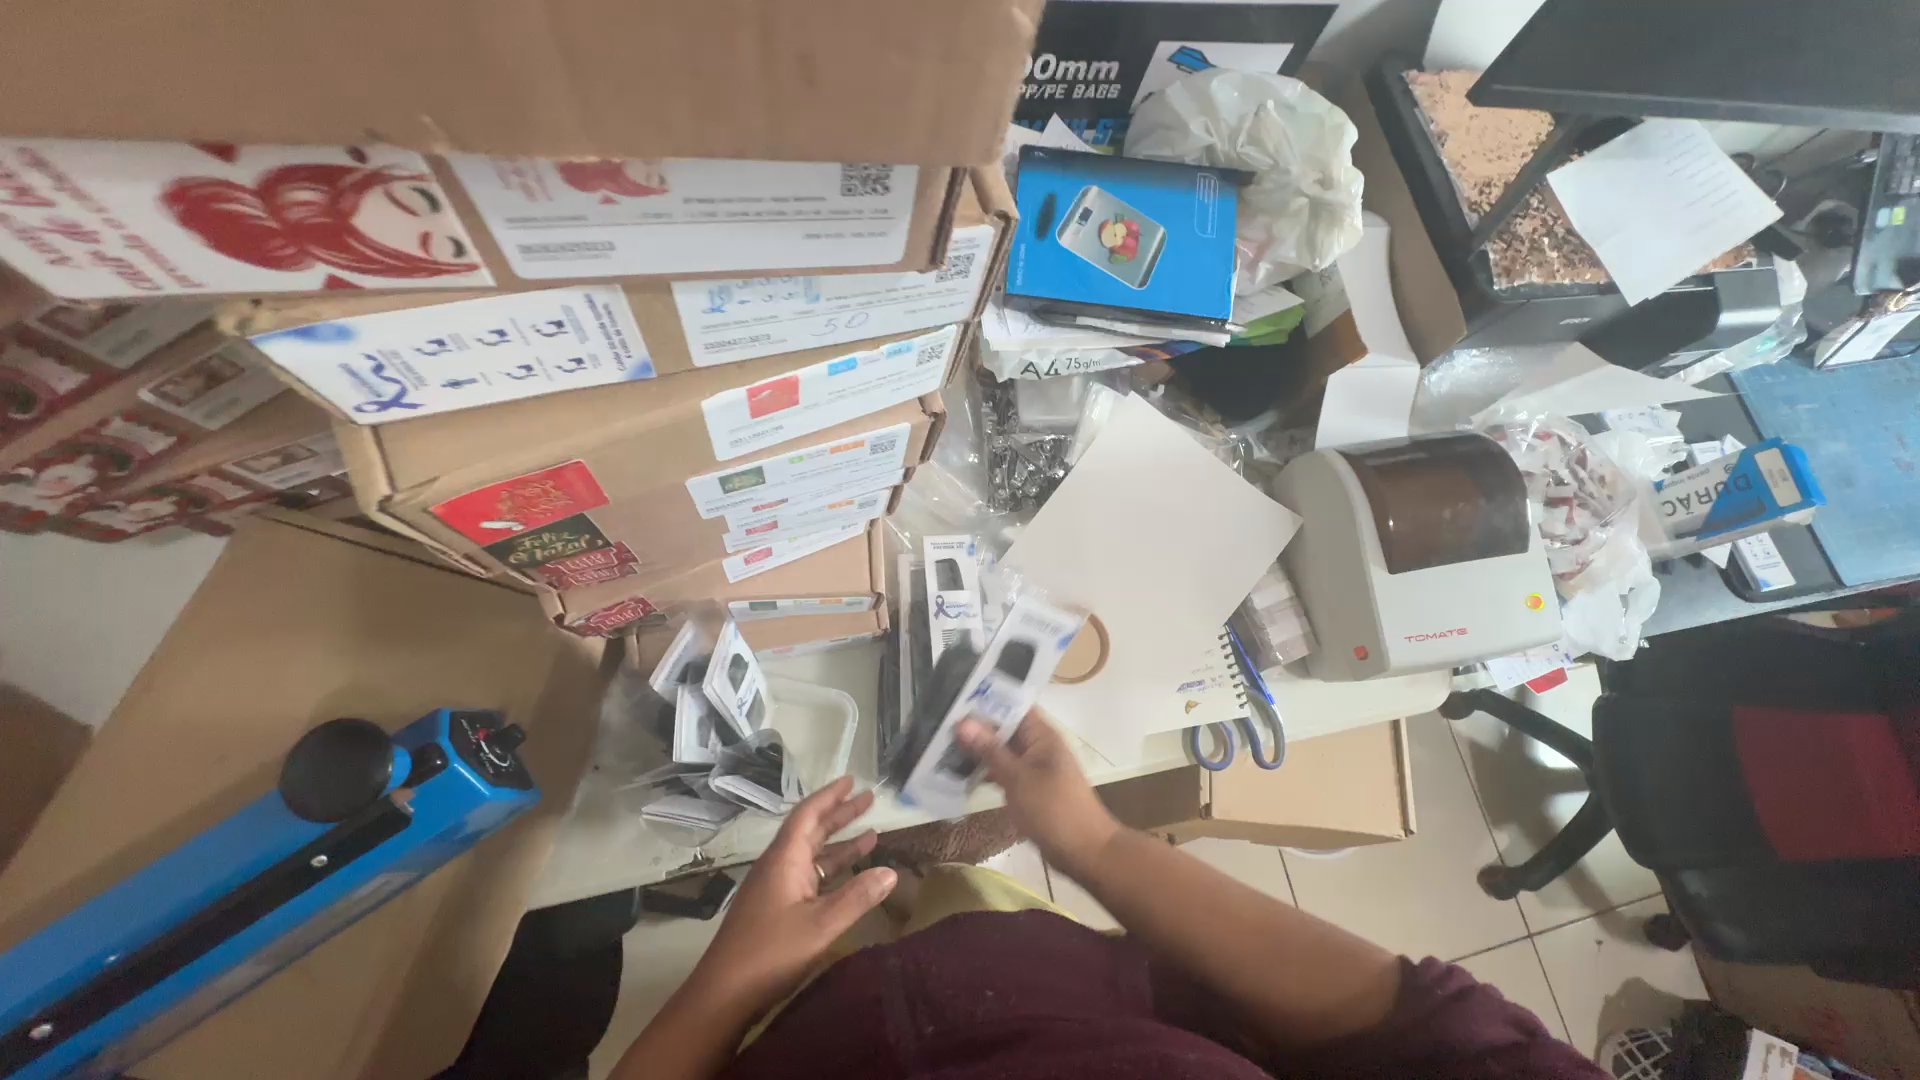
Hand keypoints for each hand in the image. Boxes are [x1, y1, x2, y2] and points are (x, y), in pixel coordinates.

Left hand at [687, 777, 896, 1015]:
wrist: (723, 995)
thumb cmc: (770, 953)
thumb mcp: (821, 925)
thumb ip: (857, 897)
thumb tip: (891, 871)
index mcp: (785, 859)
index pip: (808, 814)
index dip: (830, 795)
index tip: (852, 780)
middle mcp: (779, 866)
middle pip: (811, 831)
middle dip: (840, 815)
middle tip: (869, 799)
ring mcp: (775, 889)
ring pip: (812, 856)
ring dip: (839, 844)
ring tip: (871, 835)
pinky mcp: (775, 910)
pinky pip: (809, 877)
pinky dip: (831, 871)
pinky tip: (850, 877)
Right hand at [955, 710, 1119, 876]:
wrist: (1084, 852)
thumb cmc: (1053, 809)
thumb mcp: (1017, 778)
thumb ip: (989, 750)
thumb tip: (962, 721)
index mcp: (1041, 734)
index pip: (1012, 705)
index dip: (985, 699)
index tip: (953, 697)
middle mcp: (1038, 745)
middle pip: (1004, 728)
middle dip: (975, 726)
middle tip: (938, 722)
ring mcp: (1034, 767)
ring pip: (1001, 751)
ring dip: (978, 750)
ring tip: (941, 746)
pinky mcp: (1029, 788)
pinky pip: (1004, 771)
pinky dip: (986, 771)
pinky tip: (960, 774)